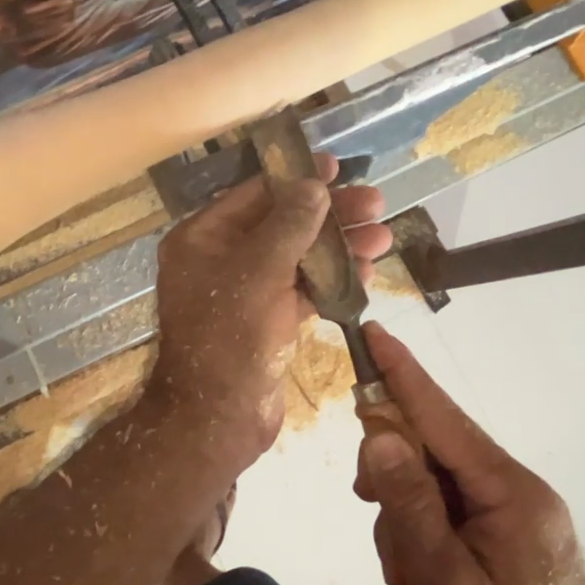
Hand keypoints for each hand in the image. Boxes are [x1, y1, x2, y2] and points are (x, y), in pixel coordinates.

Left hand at [151, 154, 393, 466]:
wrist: (218, 416)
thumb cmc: (229, 335)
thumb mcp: (258, 270)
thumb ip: (288, 225)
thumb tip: (313, 186)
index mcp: (200, 239)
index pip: (252, 196)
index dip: (295, 180)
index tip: (335, 167)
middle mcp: (219, 260)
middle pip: (280, 224)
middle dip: (328, 215)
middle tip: (375, 203)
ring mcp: (244, 292)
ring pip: (296, 258)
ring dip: (338, 247)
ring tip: (384, 235)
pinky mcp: (266, 321)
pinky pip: (301, 290)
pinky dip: (332, 281)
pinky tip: (368, 271)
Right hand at [353, 325, 584, 584]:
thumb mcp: (447, 583)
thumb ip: (410, 505)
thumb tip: (380, 432)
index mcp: (508, 490)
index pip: (443, 415)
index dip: (402, 373)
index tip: (372, 330)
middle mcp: (514, 489)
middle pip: (430, 450)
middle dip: (392, 478)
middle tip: (370, 510)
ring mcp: (513, 513)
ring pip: (431, 484)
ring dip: (405, 522)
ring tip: (412, 577)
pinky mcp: (507, 535)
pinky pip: (446, 511)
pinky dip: (422, 537)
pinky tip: (423, 578)